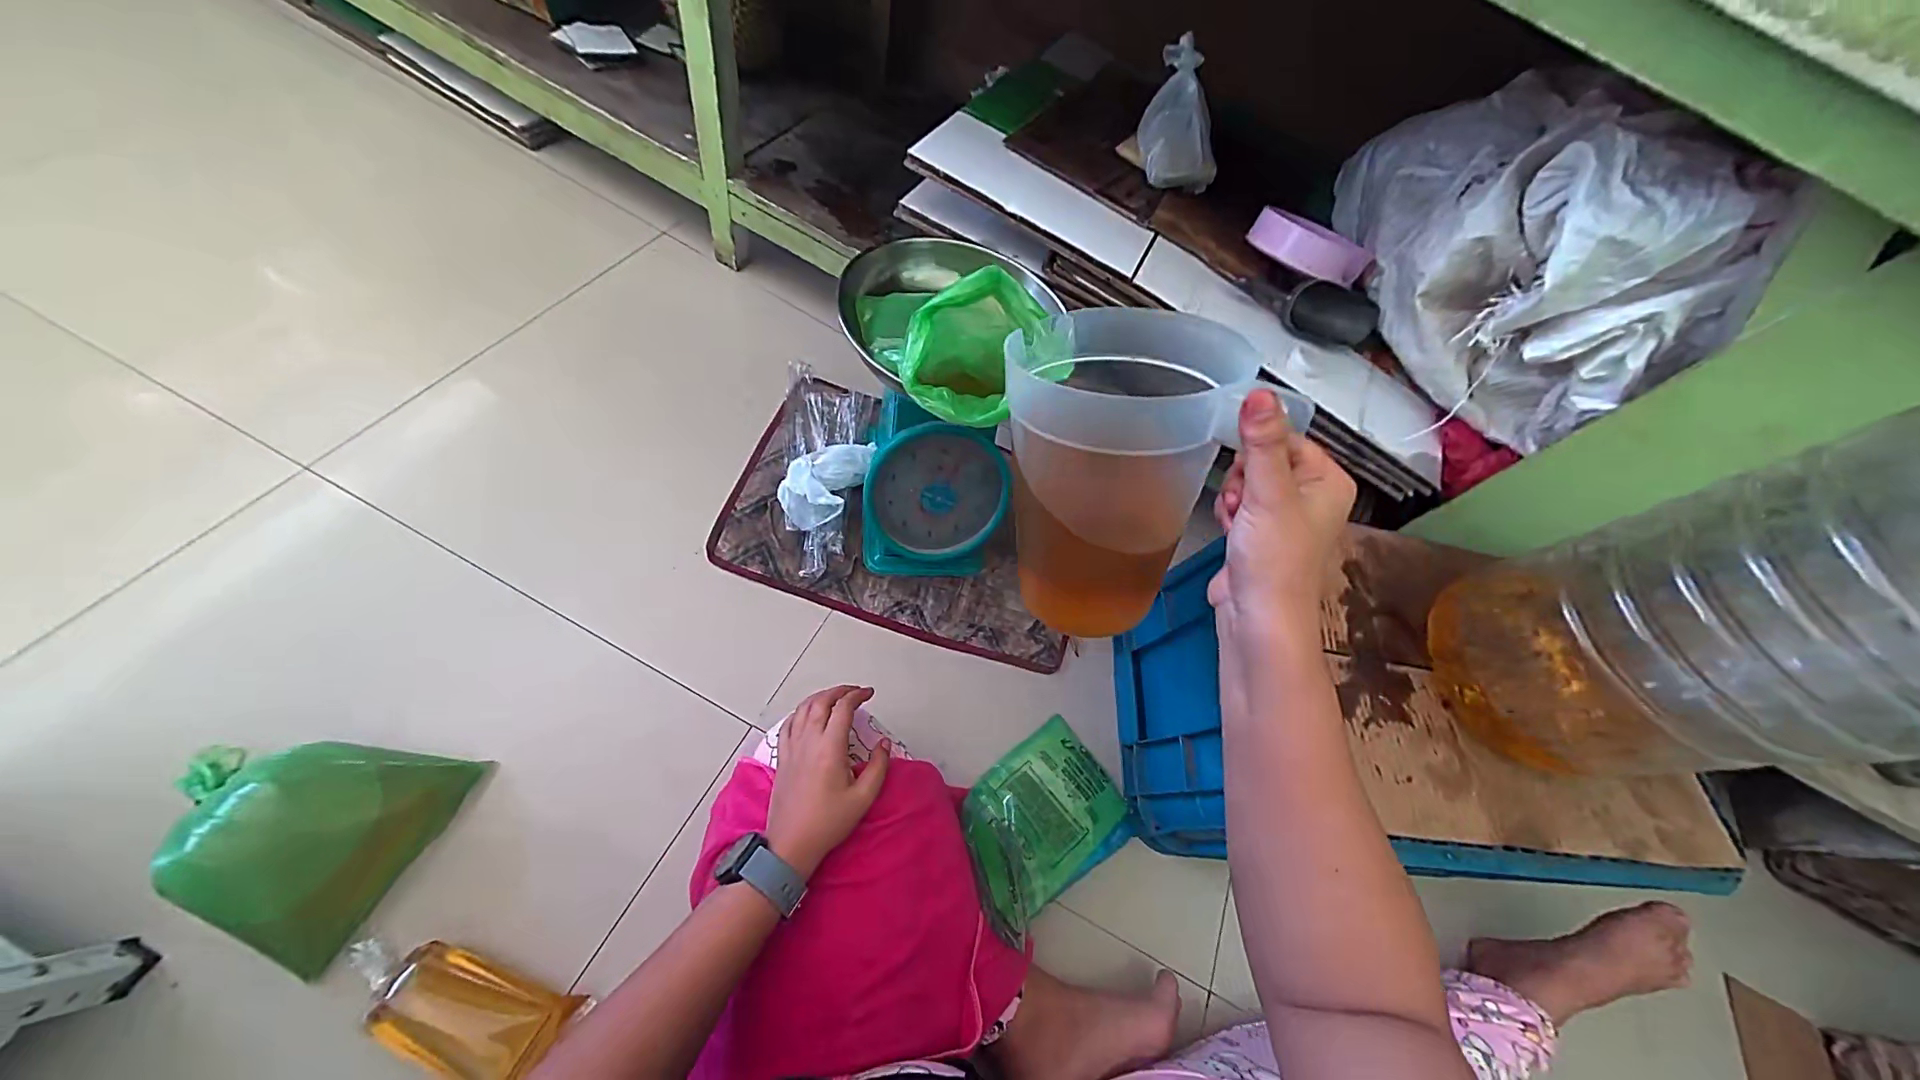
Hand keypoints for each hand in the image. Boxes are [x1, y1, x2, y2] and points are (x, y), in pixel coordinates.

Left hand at [764, 685, 889, 877]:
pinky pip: (788, 724)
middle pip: (821, 701)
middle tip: (854, 692)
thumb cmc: (828, 823)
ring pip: (802, 709)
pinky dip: (800, 711)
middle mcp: (808, 741)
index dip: (857, 695)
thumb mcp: (863, 798)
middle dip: (839, 691)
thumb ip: (878, 767)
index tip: (868, 694)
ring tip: (833, 697)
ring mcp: (792, 748)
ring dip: (820, 697)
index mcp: (830, 748)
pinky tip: (806, 714)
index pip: (843, 708)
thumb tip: (883, 744)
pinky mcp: (782, 758)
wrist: (791, 844)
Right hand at [1207, 389, 1355, 642]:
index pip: (1286, 439)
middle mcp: (1312, 495)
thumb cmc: (1272, 558)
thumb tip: (1258, 391)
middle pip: (1262, 460)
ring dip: (1232, 501)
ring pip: (1246, 483)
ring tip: (1236, 525)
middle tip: (1243, 507)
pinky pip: (1239, 506)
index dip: (1257, 454)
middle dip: (1241, 481)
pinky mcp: (1261, 535)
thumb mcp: (1267, 494)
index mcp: (1329, 480)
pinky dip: (1229, 517)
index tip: (1249, 479)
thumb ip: (1261, 442)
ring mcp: (1285, 517)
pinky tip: (1230, 535)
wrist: (1257, 619)